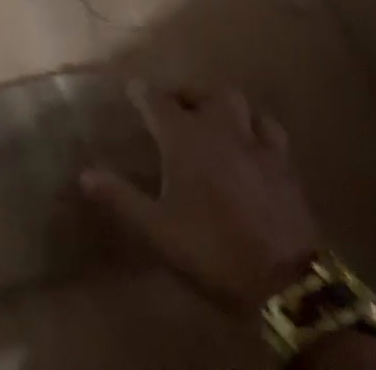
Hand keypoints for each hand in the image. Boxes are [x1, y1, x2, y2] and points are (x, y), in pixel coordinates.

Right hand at [81, 82, 321, 312]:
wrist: (289, 286)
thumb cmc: (211, 250)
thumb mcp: (154, 229)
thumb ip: (119, 197)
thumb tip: (85, 174)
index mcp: (187, 141)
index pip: (158, 102)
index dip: (142, 92)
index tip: (131, 88)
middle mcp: (225, 135)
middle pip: (211, 93)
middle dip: (190, 92)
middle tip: (174, 105)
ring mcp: (262, 152)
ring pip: (248, 109)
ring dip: (228, 108)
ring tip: (215, 121)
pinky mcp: (290, 173)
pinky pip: (272, 135)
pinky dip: (256, 131)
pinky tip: (249, 149)